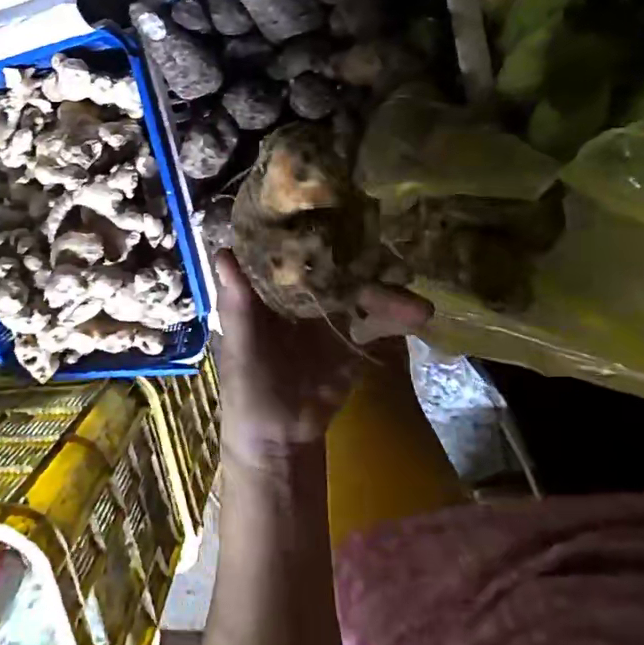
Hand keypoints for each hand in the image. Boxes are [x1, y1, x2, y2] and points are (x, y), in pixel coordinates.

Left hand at [213, 250, 427, 466]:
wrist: (279, 440)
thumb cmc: (248, 389)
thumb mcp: (240, 347)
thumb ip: (237, 304)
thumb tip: (223, 254)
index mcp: (272, 290)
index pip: (292, 249)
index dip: (311, 229)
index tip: (337, 204)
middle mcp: (303, 294)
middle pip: (336, 266)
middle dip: (364, 259)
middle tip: (390, 251)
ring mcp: (331, 315)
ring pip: (362, 291)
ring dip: (389, 291)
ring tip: (417, 301)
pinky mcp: (353, 340)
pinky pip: (377, 323)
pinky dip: (398, 317)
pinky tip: (419, 312)